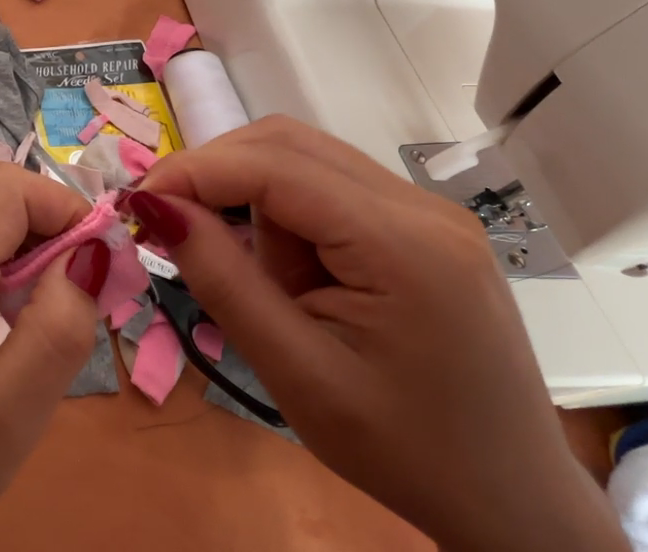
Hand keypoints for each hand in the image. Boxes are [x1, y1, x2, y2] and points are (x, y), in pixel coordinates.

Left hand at [0, 164, 99, 551]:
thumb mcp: (7, 419)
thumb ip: (57, 329)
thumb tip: (90, 253)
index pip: (9, 189)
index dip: (66, 211)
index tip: (100, 271)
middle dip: (48, 220)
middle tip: (79, 291)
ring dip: (22, 236)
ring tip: (45, 305)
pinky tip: (3, 308)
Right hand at [125, 117, 625, 551]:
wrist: (510, 504)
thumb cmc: (401, 450)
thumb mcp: (295, 370)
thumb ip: (221, 278)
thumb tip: (152, 204)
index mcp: (404, 244)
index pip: (274, 165)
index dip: (194, 170)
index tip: (136, 204)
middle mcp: (423, 207)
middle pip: (288, 143)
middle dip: (217, 174)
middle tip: (171, 227)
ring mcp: (430, 213)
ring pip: (305, 160)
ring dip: (252, 199)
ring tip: (258, 279)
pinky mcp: (425, 229)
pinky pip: (330, 189)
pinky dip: (284, 214)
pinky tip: (291, 275)